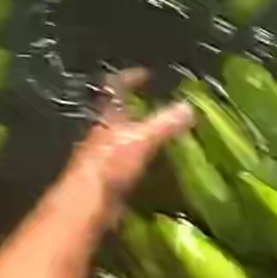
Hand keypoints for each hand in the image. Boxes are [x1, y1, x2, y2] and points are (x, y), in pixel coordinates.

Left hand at [58, 68, 194, 222]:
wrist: (88, 203)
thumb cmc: (110, 164)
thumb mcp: (141, 140)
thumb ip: (164, 123)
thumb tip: (188, 107)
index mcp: (107, 115)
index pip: (115, 86)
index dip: (130, 77)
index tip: (146, 74)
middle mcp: (102, 130)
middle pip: (117, 112)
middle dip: (137, 108)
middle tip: (160, 108)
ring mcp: (102, 154)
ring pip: (122, 137)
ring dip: (140, 135)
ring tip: (163, 138)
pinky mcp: (107, 178)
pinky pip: (126, 162)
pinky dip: (141, 161)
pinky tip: (156, 168)